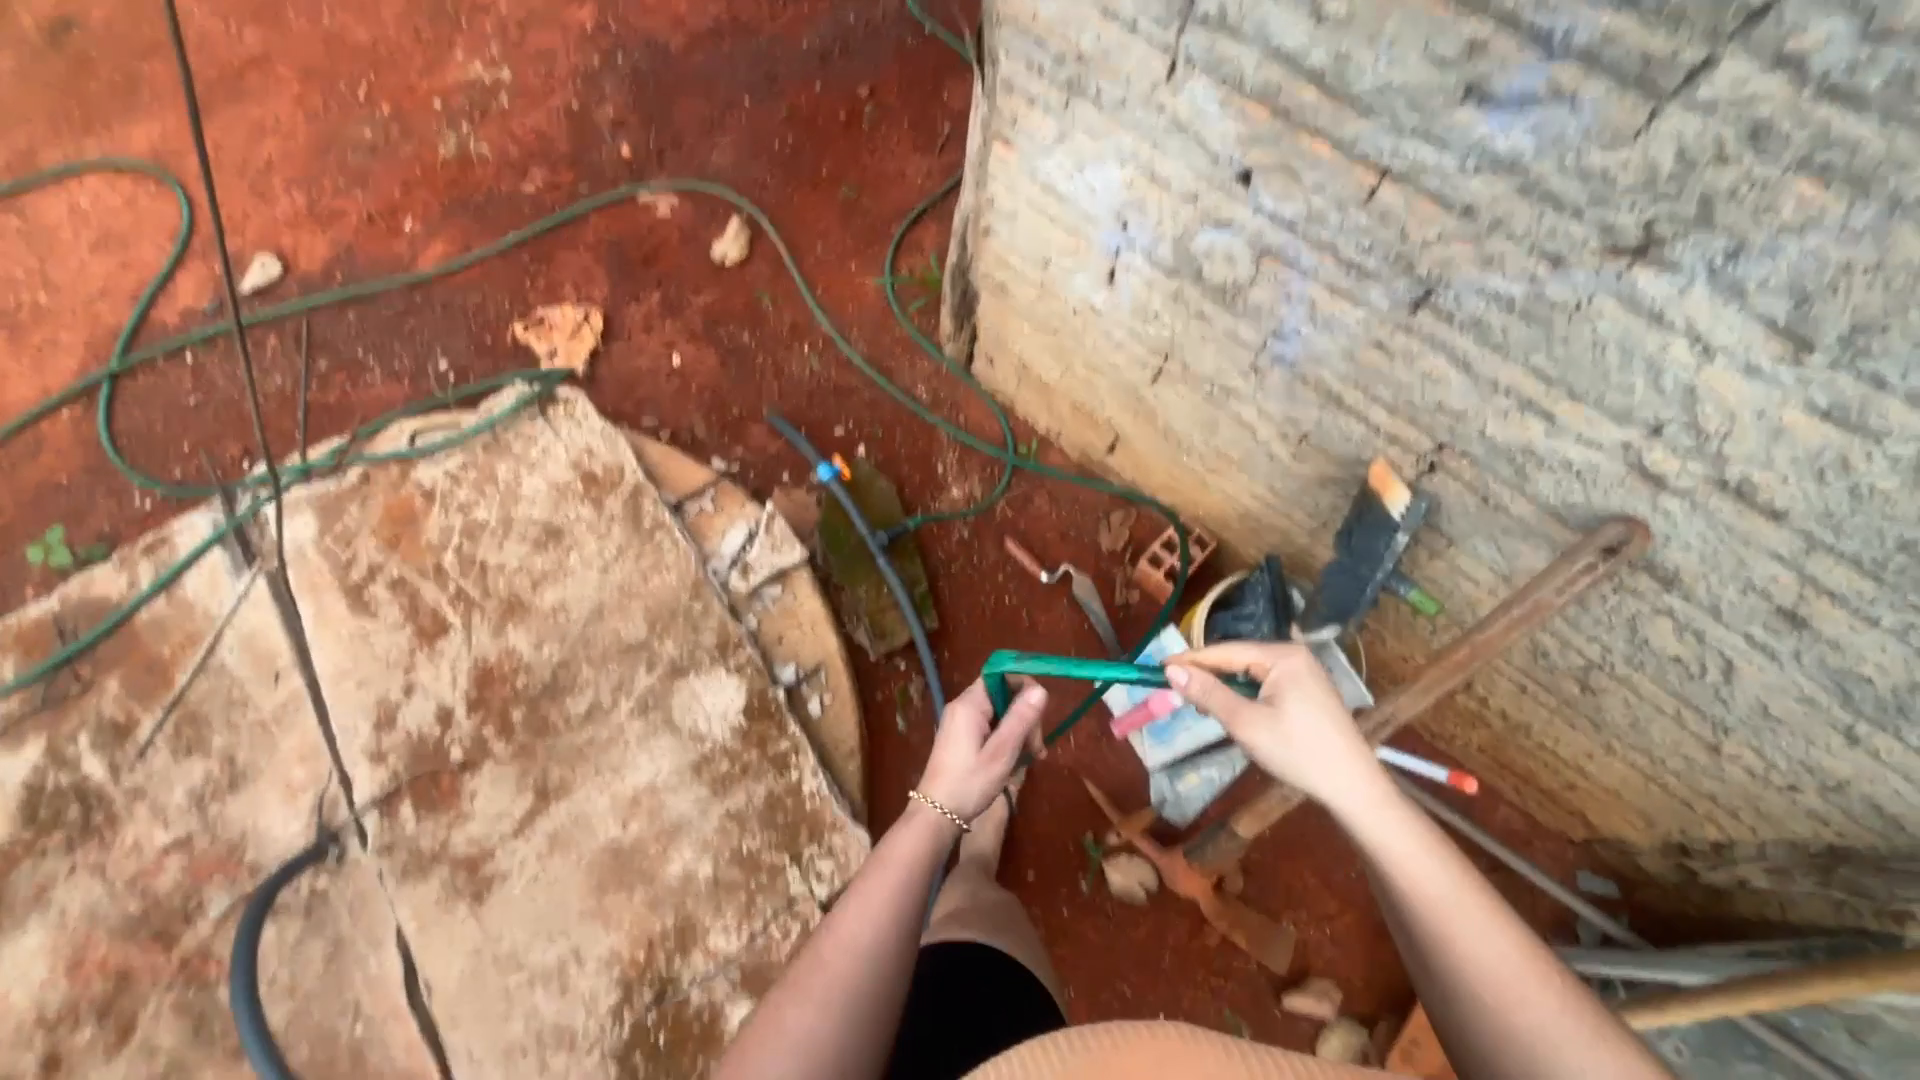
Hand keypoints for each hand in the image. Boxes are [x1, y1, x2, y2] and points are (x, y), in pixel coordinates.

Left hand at [916, 677, 1047, 821]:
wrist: (936, 814)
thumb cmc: (969, 783)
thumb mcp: (1001, 752)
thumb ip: (1020, 719)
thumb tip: (1041, 689)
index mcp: (969, 704)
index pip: (1001, 674)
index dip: (1024, 686)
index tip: (1039, 713)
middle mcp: (963, 707)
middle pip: (1003, 694)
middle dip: (1025, 715)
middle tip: (1036, 748)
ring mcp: (961, 722)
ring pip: (999, 712)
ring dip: (1019, 730)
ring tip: (1031, 757)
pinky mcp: (962, 737)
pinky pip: (990, 726)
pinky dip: (1006, 739)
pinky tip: (1017, 760)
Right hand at [1165, 642, 1385, 810]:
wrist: (1352, 786)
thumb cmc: (1298, 752)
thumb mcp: (1245, 723)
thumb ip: (1208, 694)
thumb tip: (1171, 671)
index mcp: (1282, 656)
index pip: (1224, 651)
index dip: (1190, 661)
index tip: (1158, 670)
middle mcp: (1294, 655)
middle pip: (1237, 659)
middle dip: (1207, 675)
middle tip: (1174, 691)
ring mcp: (1304, 673)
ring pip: (1249, 674)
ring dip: (1224, 688)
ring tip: (1198, 705)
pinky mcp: (1307, 692)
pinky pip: (1264, 685)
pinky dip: (1244, 696)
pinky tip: (1232, 712)